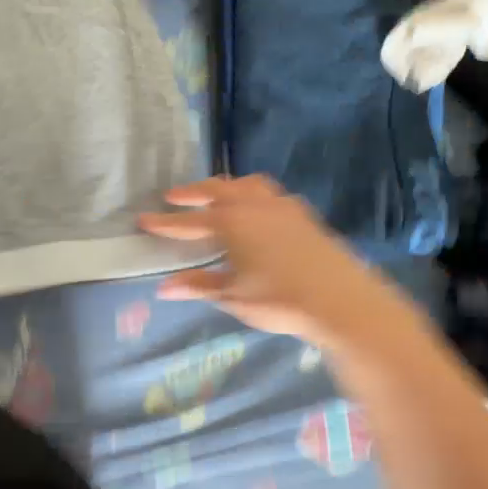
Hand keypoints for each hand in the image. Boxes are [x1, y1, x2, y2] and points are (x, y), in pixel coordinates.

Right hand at [138, 176, 416, 344]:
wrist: (344, 302)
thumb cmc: (280, 299)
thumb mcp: (233, 296)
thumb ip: (199, 285)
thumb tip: (164, 286)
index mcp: (232, 222)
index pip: (190, 221)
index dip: (165, 222)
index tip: (143, 219)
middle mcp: (256, 207)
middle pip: (219, 190)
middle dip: (194, 193)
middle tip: (174, 196)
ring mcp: (284, 209)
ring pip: (249, 186)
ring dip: (228, 187)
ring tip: (217, 194)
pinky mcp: (306, 218)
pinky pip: (272, 195)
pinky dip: (254, 195)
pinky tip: (257, 210)